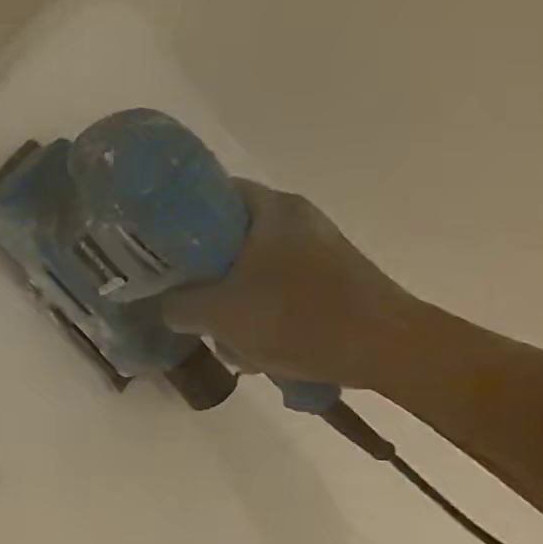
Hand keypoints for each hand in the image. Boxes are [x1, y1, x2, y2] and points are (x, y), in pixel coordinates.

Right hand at [160, 179, 428, 389]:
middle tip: (183, 299)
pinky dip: (259, 310)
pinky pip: (276, 286)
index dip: (176, 221)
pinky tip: (254, 346)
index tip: (156, 251)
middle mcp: (295, 218)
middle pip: (227, 236)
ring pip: (250, 267)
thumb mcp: (221, 314)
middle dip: (203, 273)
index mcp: (271, 209)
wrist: (386, 348)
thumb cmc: (298, 318)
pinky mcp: (329, 277)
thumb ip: (179, 306)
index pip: (209, 195)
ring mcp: (316, 248)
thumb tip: (167, 306)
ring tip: (220, 334)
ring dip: (230, 300)